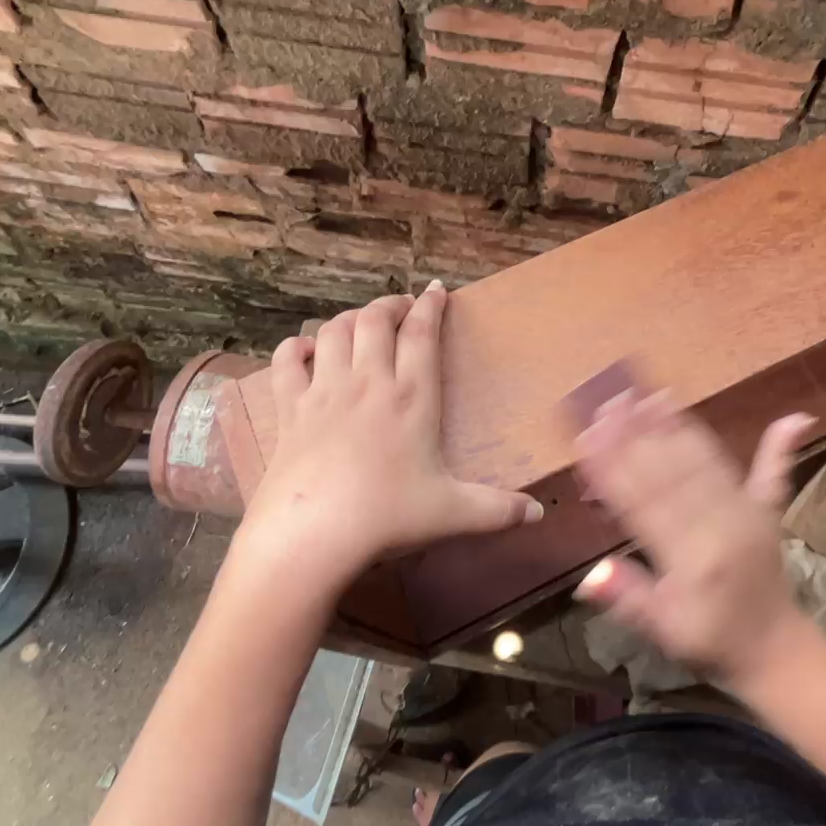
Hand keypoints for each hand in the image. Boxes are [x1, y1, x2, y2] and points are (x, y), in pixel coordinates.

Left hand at [231, 281, 544, 590]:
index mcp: (412, 396)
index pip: (422, 333)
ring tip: (362, 323)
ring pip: (334, 331)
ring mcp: (324, 391)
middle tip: (402, 308)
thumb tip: (538, 514)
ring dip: (350, 318)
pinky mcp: (290, 409)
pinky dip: (295, 347)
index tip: (437, 291)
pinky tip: (304, 349)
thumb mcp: (452, 513)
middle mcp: (368, 381)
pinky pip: (287, 361)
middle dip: (391, 304)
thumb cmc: (387, 517)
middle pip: (376, 319)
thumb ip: (498, 510)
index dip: (431, 305)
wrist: (312, 535)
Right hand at [571, 390, 814, 686]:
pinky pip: (771, 476)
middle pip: (673, 473)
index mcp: (693, 560)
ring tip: (650, 393)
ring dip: (677, 426)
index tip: (589, 433)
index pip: (644, 502)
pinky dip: (776, 446)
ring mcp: (749, 517)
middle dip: (638, 434)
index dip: (614, 466)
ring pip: (708, 463)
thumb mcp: (664, 632)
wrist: (776, 652)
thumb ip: (629, 599)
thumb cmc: (710, 643)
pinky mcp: (769, 513)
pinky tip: (790, 418)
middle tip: (611, 400)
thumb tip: (588, 578)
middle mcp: (722, 529)